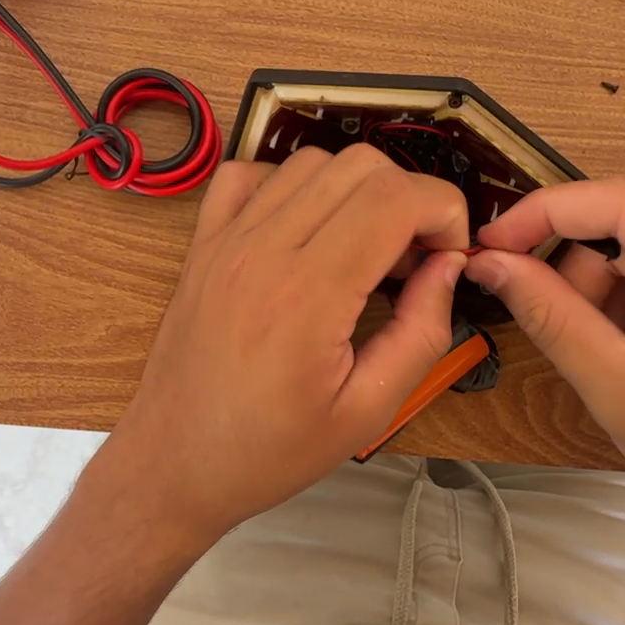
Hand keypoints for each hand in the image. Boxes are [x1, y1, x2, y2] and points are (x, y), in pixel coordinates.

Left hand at [94, 145, 470, 542]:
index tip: (448, 254)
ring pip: (309, 162)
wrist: (175, 463)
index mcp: (309, 294)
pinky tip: (302, 230)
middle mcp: (263, 250)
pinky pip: (246, 176)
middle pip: (360, 167)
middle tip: (411, 259)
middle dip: (408, 199)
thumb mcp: (367, 411)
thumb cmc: (268, 451)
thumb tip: (447, 266)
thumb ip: (422, 332)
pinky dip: (287, 184)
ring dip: (354, 192)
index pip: (397, 198)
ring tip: (361, 249)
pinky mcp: (202, 246)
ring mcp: (225, 241)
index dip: (444, 211)